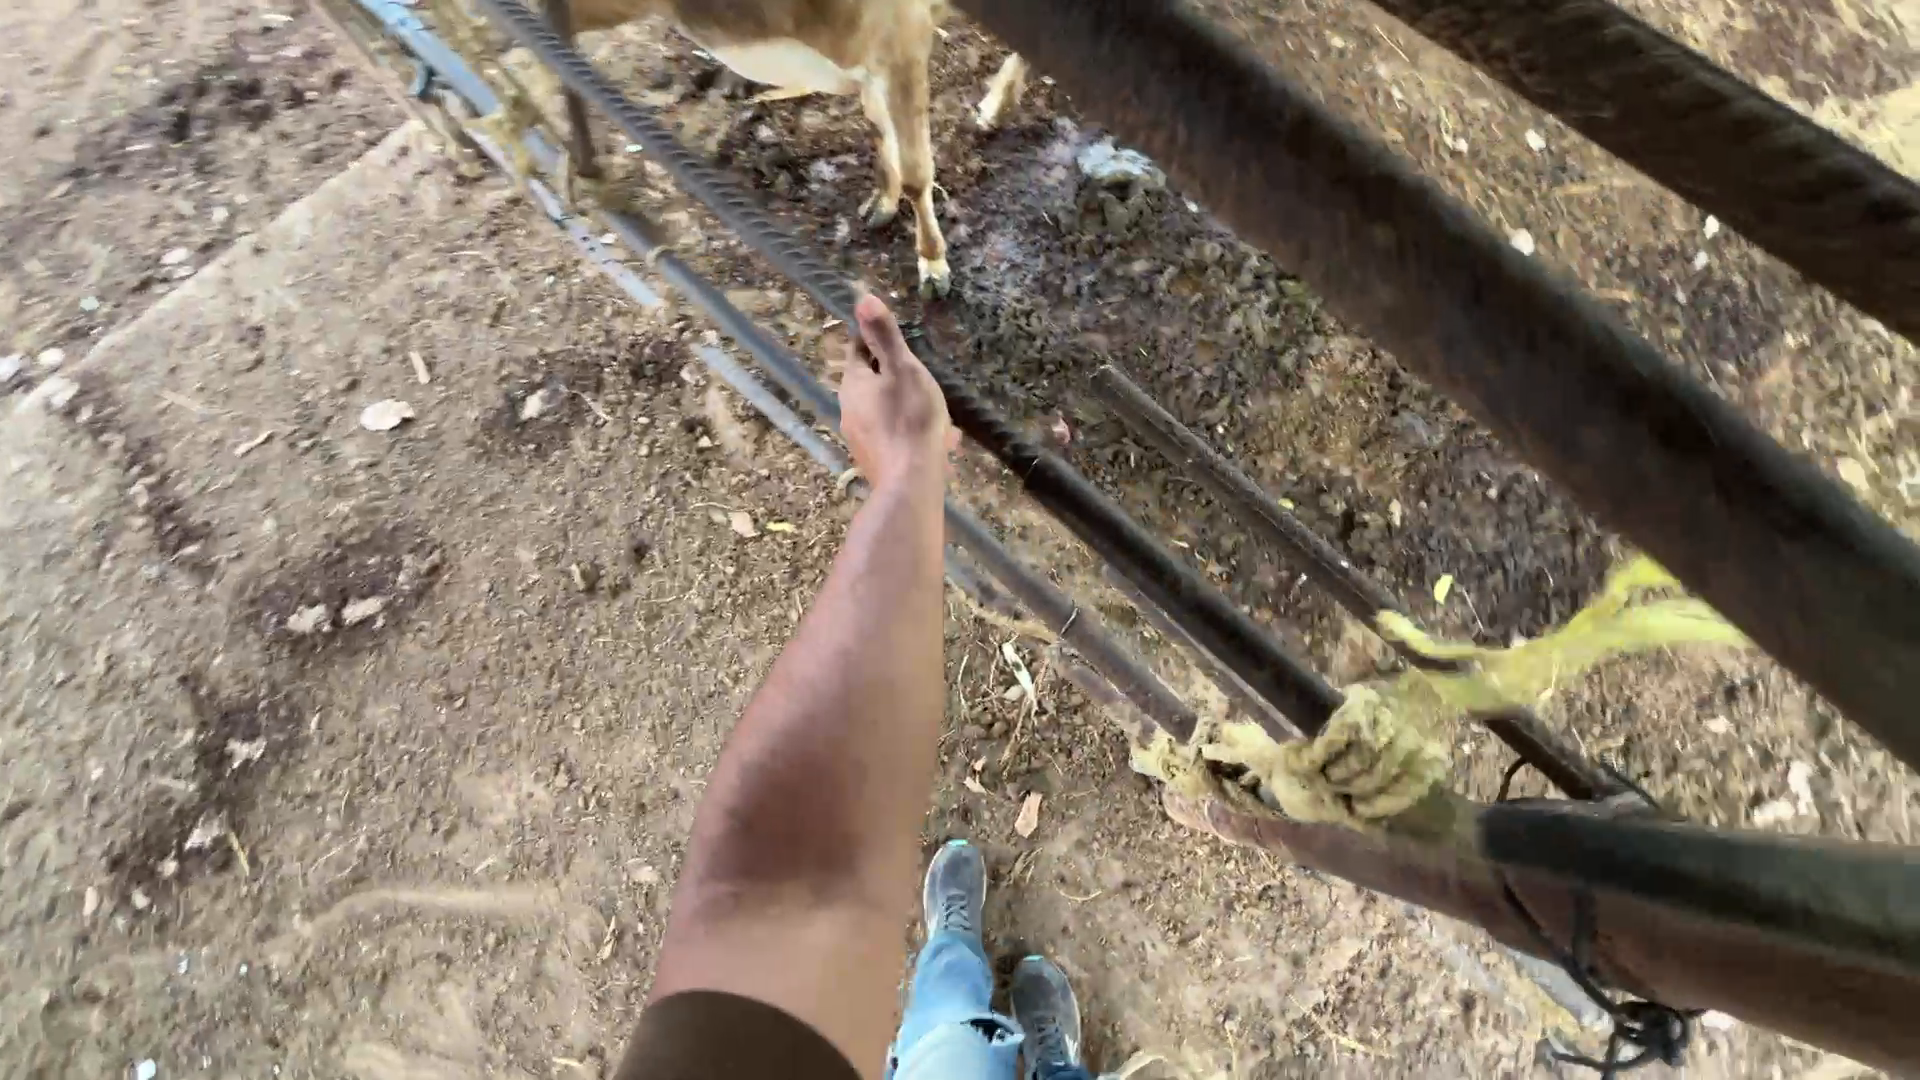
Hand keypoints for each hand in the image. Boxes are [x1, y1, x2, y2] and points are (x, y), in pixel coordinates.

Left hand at [838, 294, 952, 491]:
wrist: (910, 482)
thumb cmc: (910, 419)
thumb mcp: (904, 369)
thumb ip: (885, 335)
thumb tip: (862, 298)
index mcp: (853, 384)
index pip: (858, 350)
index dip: (875, 340)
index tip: (895, 337)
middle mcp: (849, 409)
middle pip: (870, 382)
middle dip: (894, 377)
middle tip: (922, 377)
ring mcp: (860, 438)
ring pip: (883, 411)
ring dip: (905, 406)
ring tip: (935, 413)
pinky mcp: (873, 460)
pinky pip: (892, 436)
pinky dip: (909, 431)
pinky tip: (937, 441)